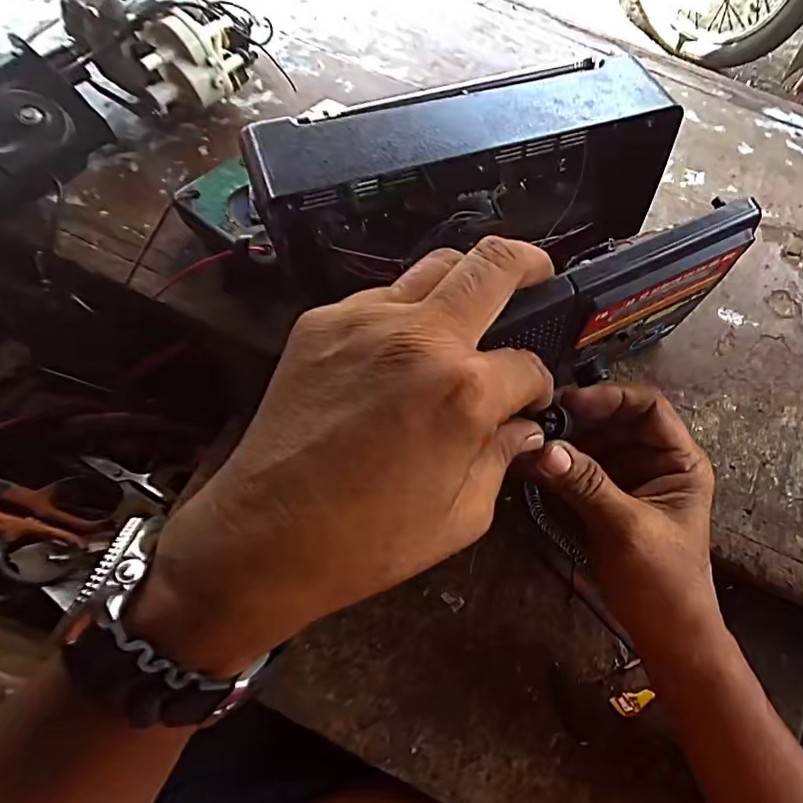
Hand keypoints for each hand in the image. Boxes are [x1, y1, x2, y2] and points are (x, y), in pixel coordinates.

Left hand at [135, 238, 556, 673]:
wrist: (263, 539)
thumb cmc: (371, 540)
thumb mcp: (466, 513)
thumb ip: (503, 456)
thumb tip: (522, 427)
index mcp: (465, 390)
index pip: (528, 365)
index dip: (539, 386)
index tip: (530, 402)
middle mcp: (421, 338)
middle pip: (492, 263)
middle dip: (528, 262)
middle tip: (539, 270)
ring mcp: (365, 321)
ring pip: (436, 264)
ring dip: (466, 279)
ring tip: (473, 307)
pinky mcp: (322, 323)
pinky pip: (384, 297)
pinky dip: (409, 311)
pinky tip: (405, 347)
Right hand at [528, 384, 720, 664]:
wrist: (668, 636)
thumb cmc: (665, 583)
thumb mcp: (627, 529)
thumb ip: (587, 485)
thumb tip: (545, 449)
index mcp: (681, 461)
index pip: (650, 408)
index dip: (611, 398)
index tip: (570, 403)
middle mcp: (658, 464)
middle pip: (618, 423)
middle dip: (581, 421)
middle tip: (540, 423)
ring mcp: (632, 482)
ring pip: (597, 445)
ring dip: (567, 443)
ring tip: (531, 442)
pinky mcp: (609, 502)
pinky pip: (584, 473)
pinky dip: (561, 468)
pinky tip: (535, 466)